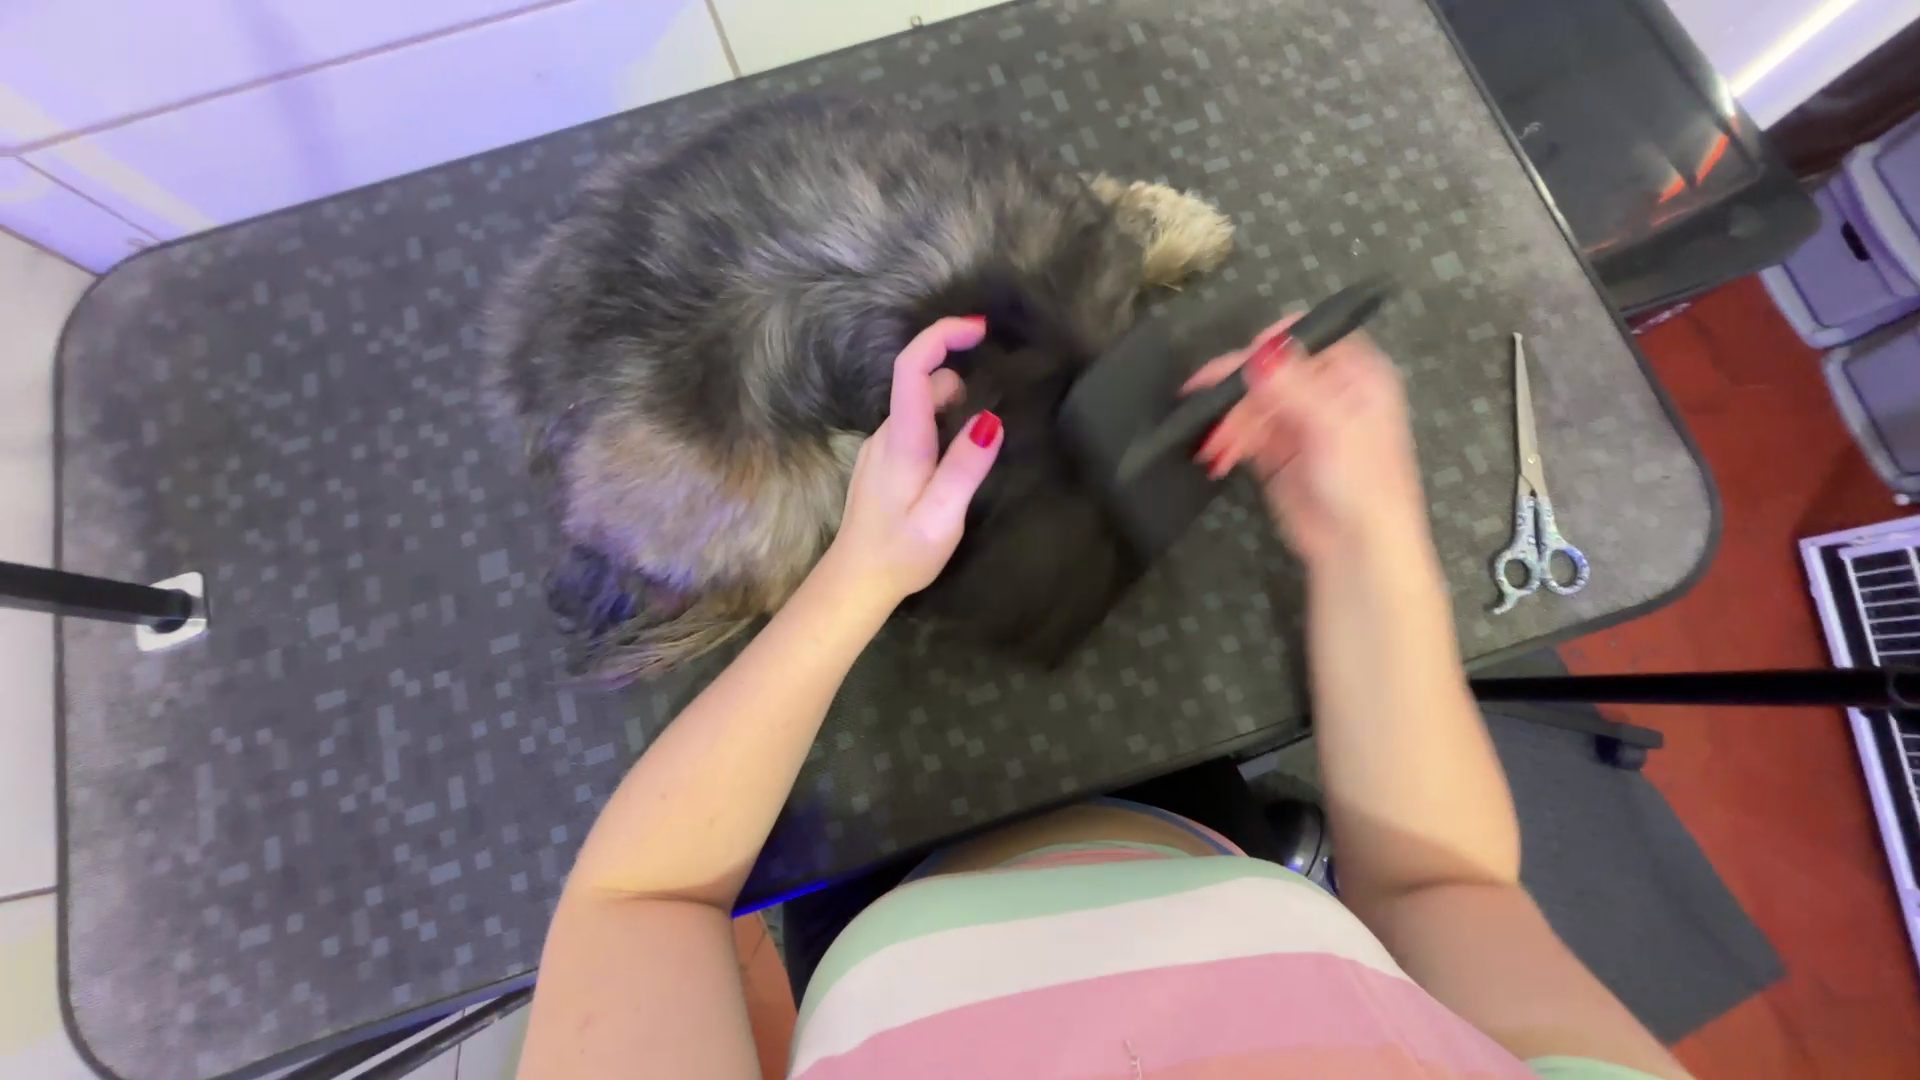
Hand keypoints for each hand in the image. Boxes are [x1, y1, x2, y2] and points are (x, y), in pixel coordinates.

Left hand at [824, 316, 1003, 603]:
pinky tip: (953, 466)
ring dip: (952, 411)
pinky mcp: (883, 463)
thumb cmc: (901, 553)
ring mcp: (881, 448)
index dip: (942, 335)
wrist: (857, 581)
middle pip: (921, 384)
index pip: (912, 367)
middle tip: (993, 423)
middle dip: (961, 385)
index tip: (979, 328)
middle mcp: (886, 434)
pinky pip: (915, 427)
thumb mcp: (942, 516)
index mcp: (902, 440)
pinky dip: (940, 428)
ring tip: (976, 453)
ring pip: (919, 408)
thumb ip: (965, 467)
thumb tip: (990, 420)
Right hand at [1182, 318, 1428, 567]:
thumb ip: (1294, 387)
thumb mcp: (1333, 428)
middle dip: (1237, 388)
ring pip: (1250, 403)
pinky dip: (1227, 442)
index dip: (1273, 344)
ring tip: (1214, 446)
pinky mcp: (1276, 451)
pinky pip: (1243, 434)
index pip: (1306, 338)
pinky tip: (1218, 457)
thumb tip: (1260, 351)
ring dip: (1227, 421)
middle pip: (1269, 371)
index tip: (1244, 362)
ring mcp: (1298, 422)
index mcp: (1353, 376)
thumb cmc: (1363, 486)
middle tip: (1204, 398)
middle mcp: (1325, 392)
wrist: (1355, 547)